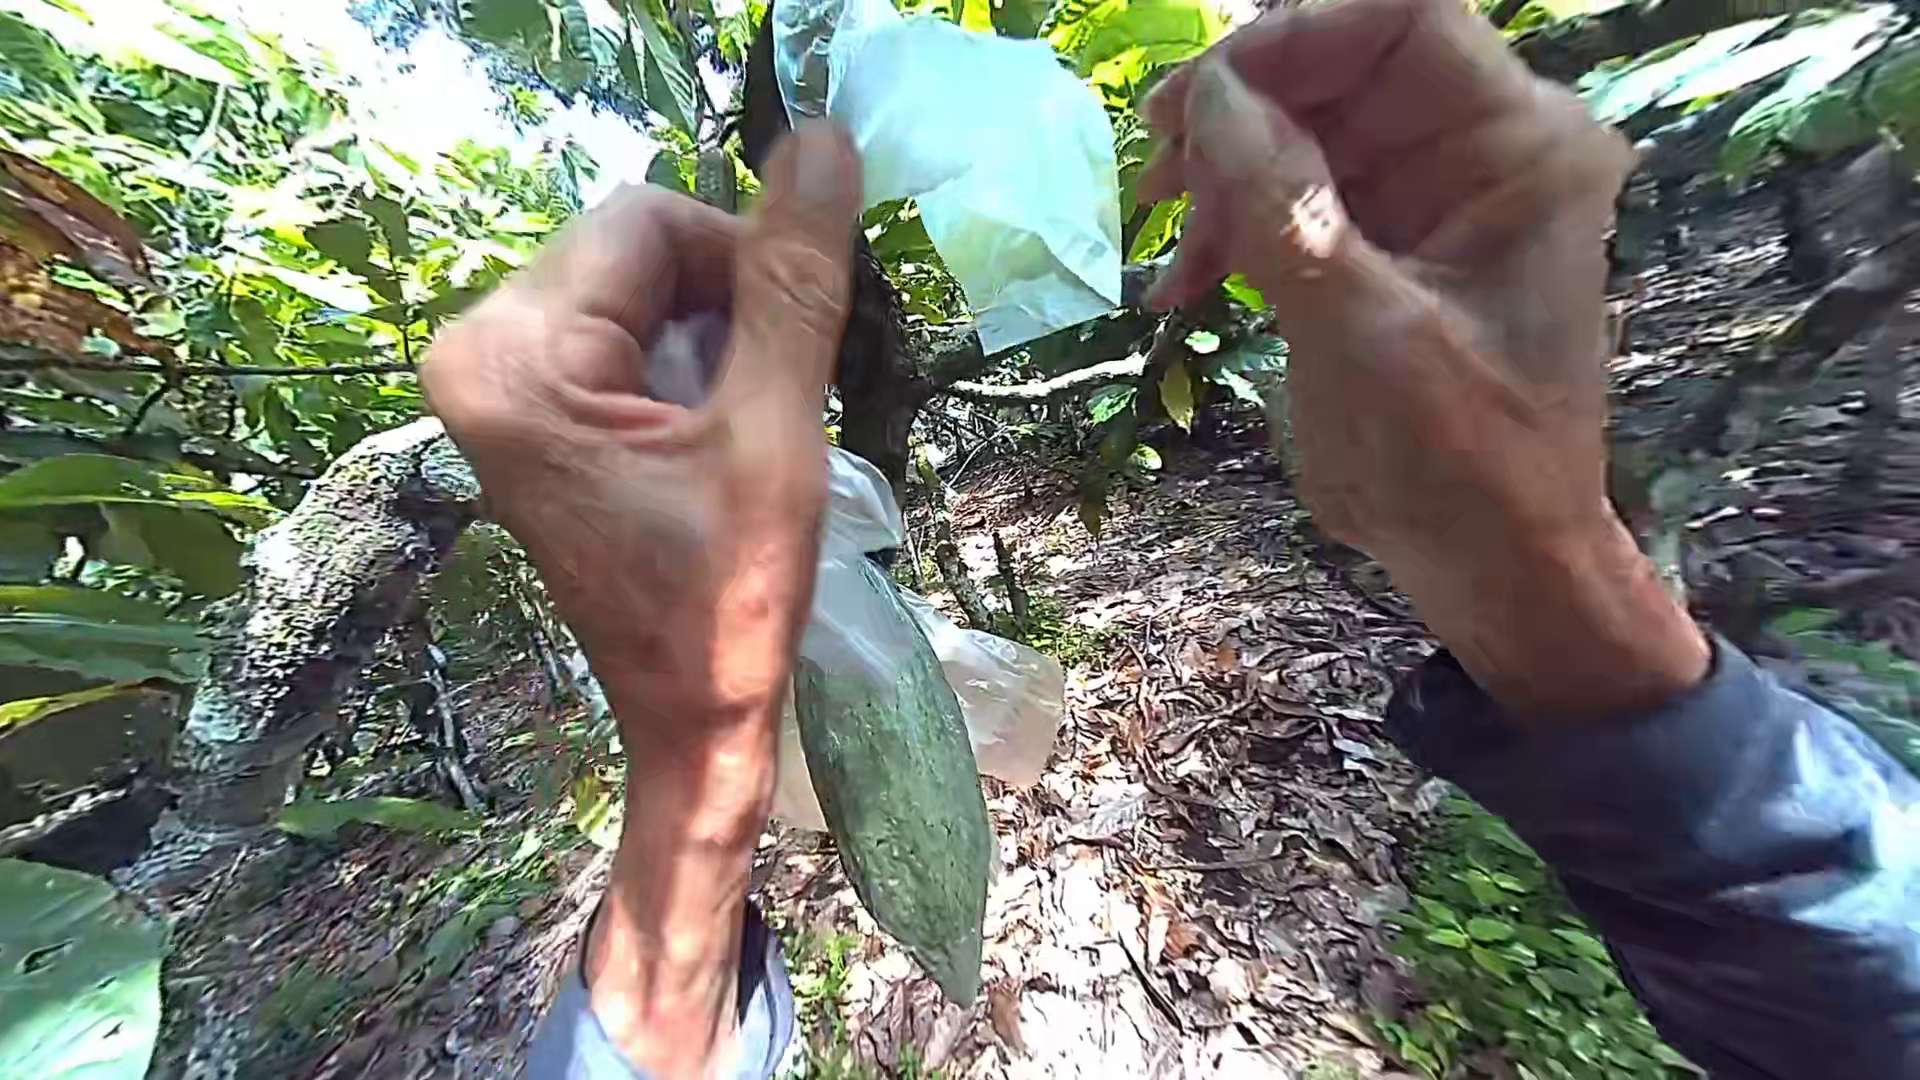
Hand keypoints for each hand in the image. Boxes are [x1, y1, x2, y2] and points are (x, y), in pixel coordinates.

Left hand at [422, 126, 861, 1077]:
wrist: (700, 719)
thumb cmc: (738, 599)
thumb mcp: (773, 437)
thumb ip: (794, 289)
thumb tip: (823, 141)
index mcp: (514, 356)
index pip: (648, 222)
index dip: (747, 261)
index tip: (805, 346)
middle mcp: (484, 358)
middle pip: (639, 257)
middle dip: (734, 308)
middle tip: (784, 401)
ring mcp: (511, 398)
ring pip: (646, 303)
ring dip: (727, 344)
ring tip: (762, 430)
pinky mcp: (550, 430)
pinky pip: (636, 352)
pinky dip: (703, 373)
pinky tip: (733, 438)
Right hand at [1140, 0, 1706, 718]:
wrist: (1470, 547)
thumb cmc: (1444, 453)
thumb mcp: (1358, 329)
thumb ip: (1285, 211)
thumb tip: (1209, 100)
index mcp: (1510, 149)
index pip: (1395, 29)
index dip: (1285, 46)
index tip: (1186, 105)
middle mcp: (1466, 162)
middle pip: (1332, 89)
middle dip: (1234, 131)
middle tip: (1153, 187)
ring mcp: (1408, 218)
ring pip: (1292, 159)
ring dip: (1217, 197)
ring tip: (1168, 267)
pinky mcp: (1360, 269)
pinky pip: (1280, 224)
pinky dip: (1224, 247)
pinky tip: (1182, 292)